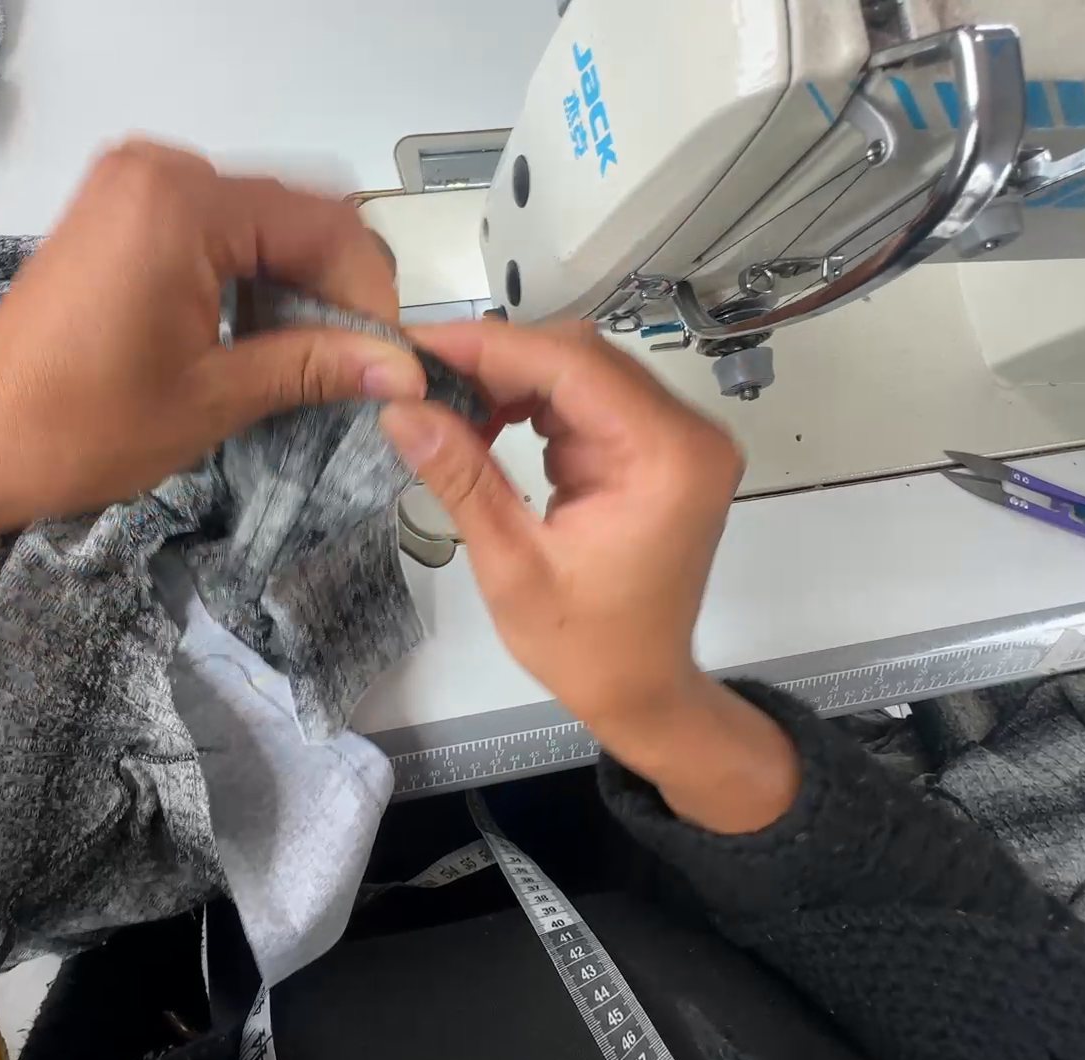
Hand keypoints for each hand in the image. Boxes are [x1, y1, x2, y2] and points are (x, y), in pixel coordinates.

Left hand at [0, 141, 425, 586]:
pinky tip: (258, 338)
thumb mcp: (215, 398)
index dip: (371, 295)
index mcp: (184, 204)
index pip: (326, 226)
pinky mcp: (121, 216)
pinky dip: (252, 282)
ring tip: (308, 363)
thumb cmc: (83, 429)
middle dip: (337, 293)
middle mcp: (161, 170)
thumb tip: (404, 369)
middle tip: (356, 367)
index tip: (390, 360)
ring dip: (297, 291)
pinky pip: (218, 234)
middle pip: (295, 218)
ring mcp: (135, 187)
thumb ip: (317, 367)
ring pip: (261, 227)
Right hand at [378, 321, 798, 832]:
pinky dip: (530, 406)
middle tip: (419, 379)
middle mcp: (684, 433)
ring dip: (509, 383)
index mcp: (666, 459)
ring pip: (579, 373)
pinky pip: (585, 402)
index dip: (488, 347)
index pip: (572, 366)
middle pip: (580, 359)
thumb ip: (461, 479)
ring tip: (445, 408)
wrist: (641, 688)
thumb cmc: (583, 647)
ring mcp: (673, 438)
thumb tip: (399, 408)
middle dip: (494, 363)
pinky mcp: (653, 449)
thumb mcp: (510, 566)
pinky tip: (486, 427)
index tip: (415, 345)